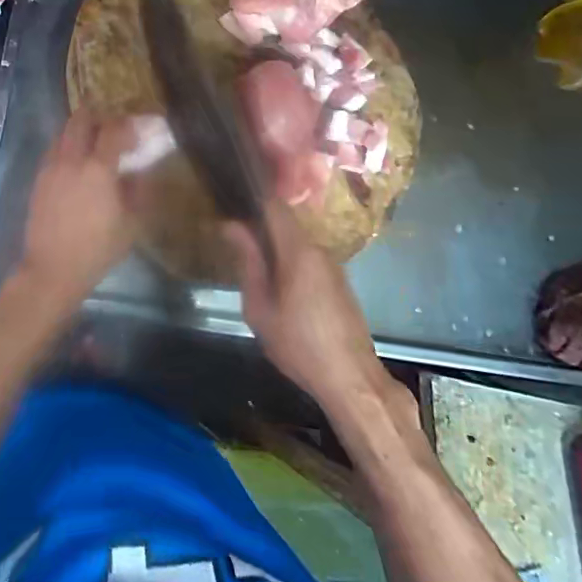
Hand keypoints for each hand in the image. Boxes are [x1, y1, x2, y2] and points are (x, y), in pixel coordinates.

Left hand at [14, 114, 138, 307]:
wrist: (53, 268)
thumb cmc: (97, 249)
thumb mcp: (130, 223)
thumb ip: (137, 189)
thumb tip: (140, 168)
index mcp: (98, 169)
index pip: (113, 130)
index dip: (128, 125)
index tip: (139, 130)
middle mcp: (71, 160)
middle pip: (80, 120)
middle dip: (98, 117)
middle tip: (113, 128)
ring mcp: (50, 168)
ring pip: (63, 133)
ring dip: (80, 130)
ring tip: (94, 143)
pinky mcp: (38, 179)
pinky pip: (53, 150)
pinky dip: (66, 146)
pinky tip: (77, 163)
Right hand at [228, 206, 388, 408]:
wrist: (351, 380)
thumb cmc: (298, 345)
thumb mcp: (260, 307)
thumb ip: (248, 263)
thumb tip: (232, 226)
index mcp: (299, 253)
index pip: (275, 207)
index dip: (252, 200)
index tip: (230, 203)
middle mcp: (320, 252)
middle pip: (286, 225)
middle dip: (259, 227)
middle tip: (231, 240)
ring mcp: (334, 267)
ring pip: (297, 243)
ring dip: (274, 247)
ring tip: (249, 263)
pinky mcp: (340, 283)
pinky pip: (308, 260)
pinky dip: (289, 262)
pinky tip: (275, 284)